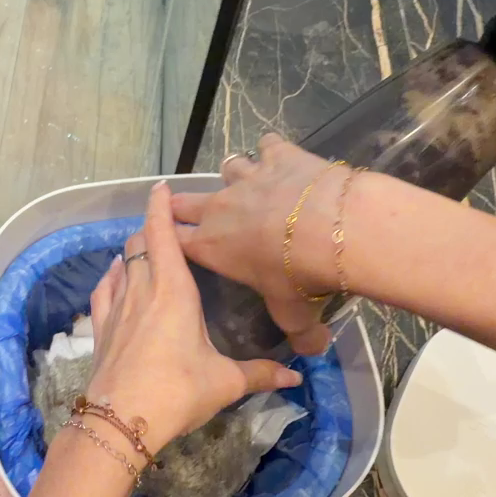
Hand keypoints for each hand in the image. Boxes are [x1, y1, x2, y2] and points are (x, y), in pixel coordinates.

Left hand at [86, 182, 302, 450]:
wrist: (121, 421)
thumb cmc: (178, 391)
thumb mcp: (225, 382)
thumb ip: (260, 374)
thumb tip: (296, 378)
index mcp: (174, 290)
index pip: (161, 233)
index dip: (160, 207)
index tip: (162, 189)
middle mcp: (142, 289)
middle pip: (140, 243)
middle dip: (152, 228)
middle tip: (168, 227)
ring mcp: (116, 307)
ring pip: (121, 263)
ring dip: (132, 251)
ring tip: (145, 249)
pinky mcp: (100, 328)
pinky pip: (103, 289)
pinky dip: (111, 275)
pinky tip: (115, 276)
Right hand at [171, 134, 343, 354]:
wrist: (333, 231)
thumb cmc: (300, 278)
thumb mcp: (296, 316)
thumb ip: (299, 335)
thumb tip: (311, 351)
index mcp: (211, 247)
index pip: (170, 240)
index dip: (163, 238)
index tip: (162, 238)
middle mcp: (220, 208)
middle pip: (185, 201)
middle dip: (182, 205)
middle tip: (187, 209)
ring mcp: (248, 178)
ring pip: (226, 168)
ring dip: (233, 177)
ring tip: (248, 185)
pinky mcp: (278, 156)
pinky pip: (267, 146)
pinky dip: (272, 152)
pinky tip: (282, 159)